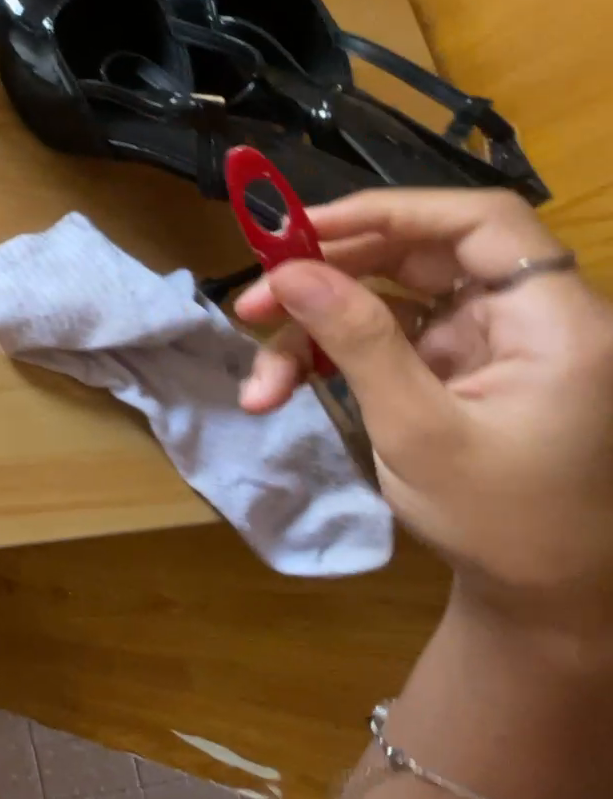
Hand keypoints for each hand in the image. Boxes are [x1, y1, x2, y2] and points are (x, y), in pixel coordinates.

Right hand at [235, 189, 612, 641]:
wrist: (538, 587)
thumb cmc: (496, 514)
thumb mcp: (415, 426)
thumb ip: (357, 340)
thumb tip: (289, 271)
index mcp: (550, 321)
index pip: (478, 223)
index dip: (387, 211)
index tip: (297, 231)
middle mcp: (522, 317)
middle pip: (415, 258)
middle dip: (323, 278)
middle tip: (248, 305)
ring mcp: (485, 343)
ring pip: (383, 301)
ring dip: (309, 333)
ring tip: (259, 384)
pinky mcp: (454, 368)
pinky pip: (379, 339)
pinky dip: (325, 359)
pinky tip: (282, 390)